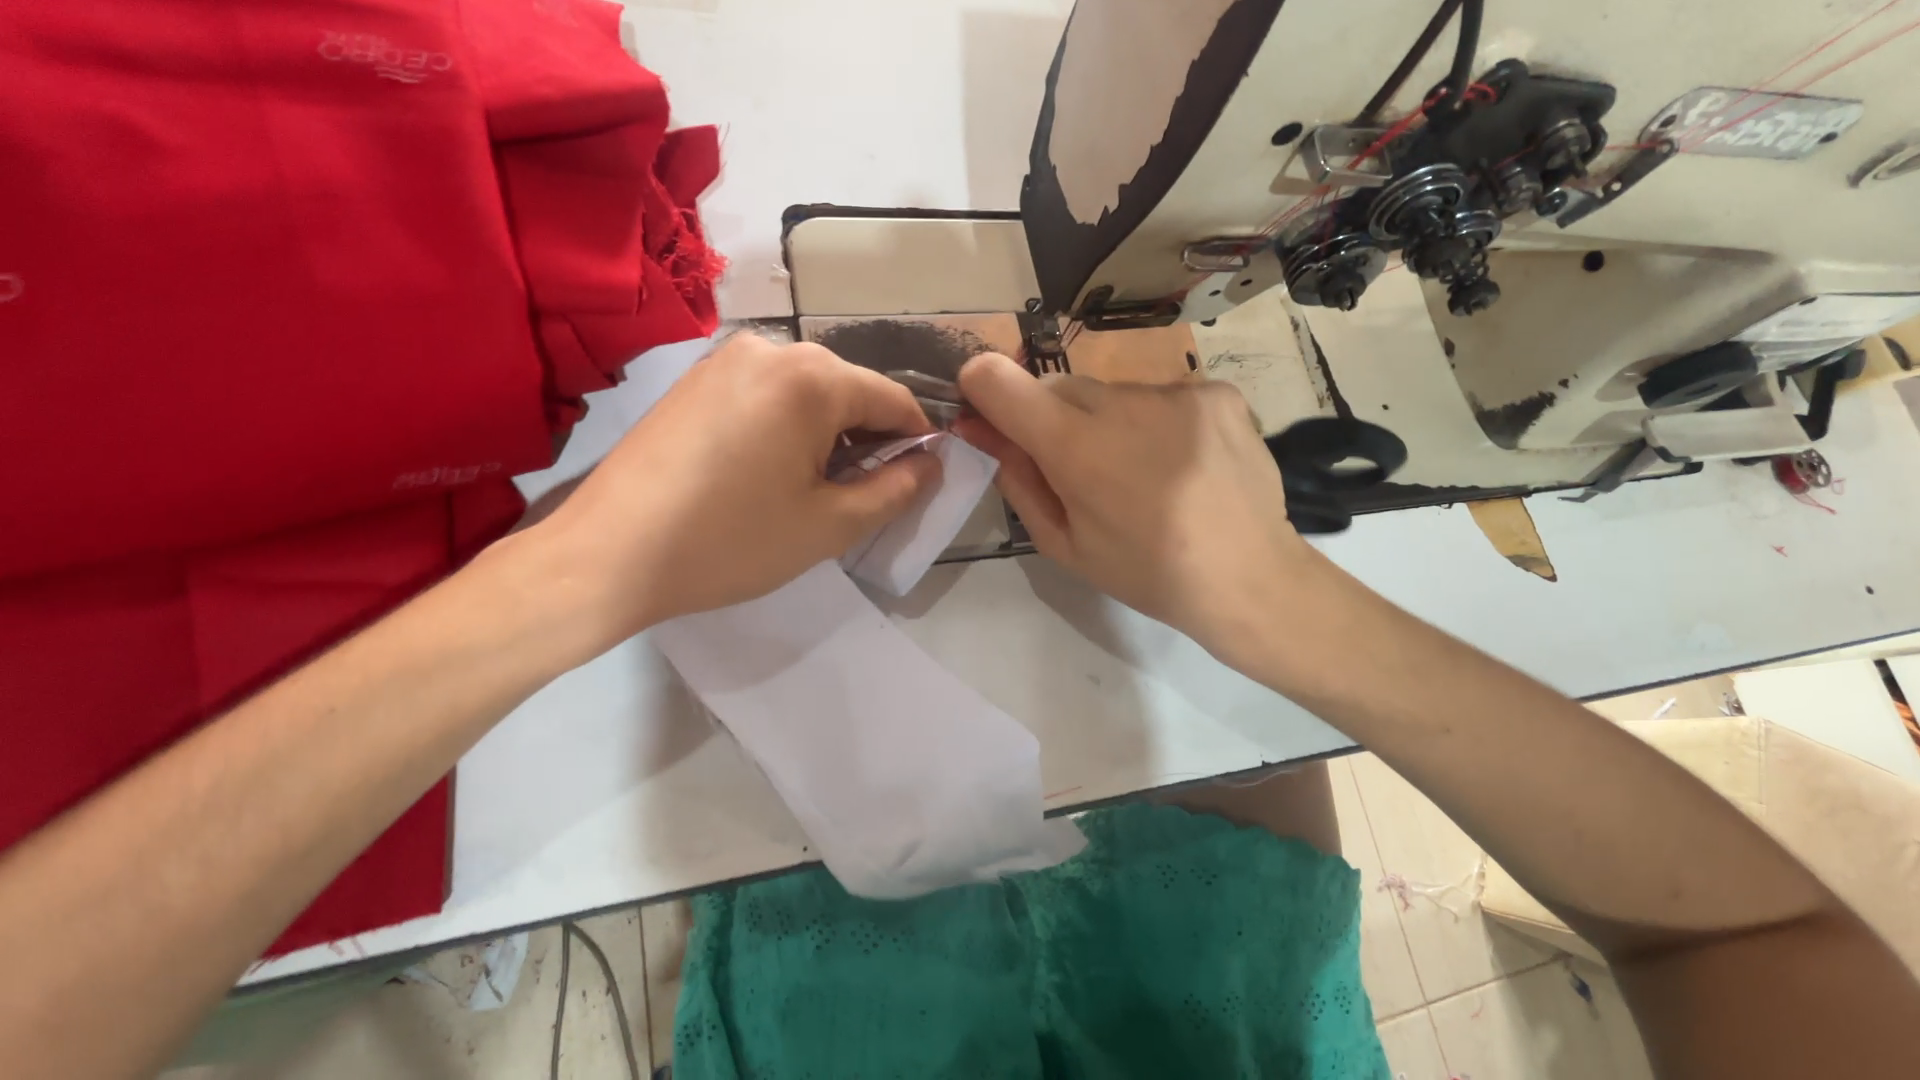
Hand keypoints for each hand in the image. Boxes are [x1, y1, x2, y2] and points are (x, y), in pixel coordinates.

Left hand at [531, 334, 940, 649]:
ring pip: (804, 392)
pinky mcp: (693, 380)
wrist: (608, 553)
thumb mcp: (828, 525)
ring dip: (823, 434)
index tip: (918, 480)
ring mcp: (724, 360)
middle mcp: (771, 349)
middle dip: (865, 439)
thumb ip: (893, 490)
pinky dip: (783, 426)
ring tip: (806, 490)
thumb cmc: (729, 542)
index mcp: (812, 377)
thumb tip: (929, 464)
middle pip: (847, 390)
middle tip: (857, 497)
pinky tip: (763, 472)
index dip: (916, 440)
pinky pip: (763, 395)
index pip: (892, 399)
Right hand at [954, 352, 1316, 671]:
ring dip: (1111, 421)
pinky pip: (1162, 396)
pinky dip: (1159, 422)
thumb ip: (1017, 479)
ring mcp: (1176, 392)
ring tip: (1143, 472)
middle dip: (1054, 419)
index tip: (986, 411)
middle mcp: (1122, 403)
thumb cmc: (1146, 572)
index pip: (1000, 381)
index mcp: (1076, 449)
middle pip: (1058, 387)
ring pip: (1113, 393)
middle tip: (1081, 469)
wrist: (1249, 576)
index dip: (983, 389)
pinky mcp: (1217, 391)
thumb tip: (980, 428)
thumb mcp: (1065, 543)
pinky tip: (1181, 462)